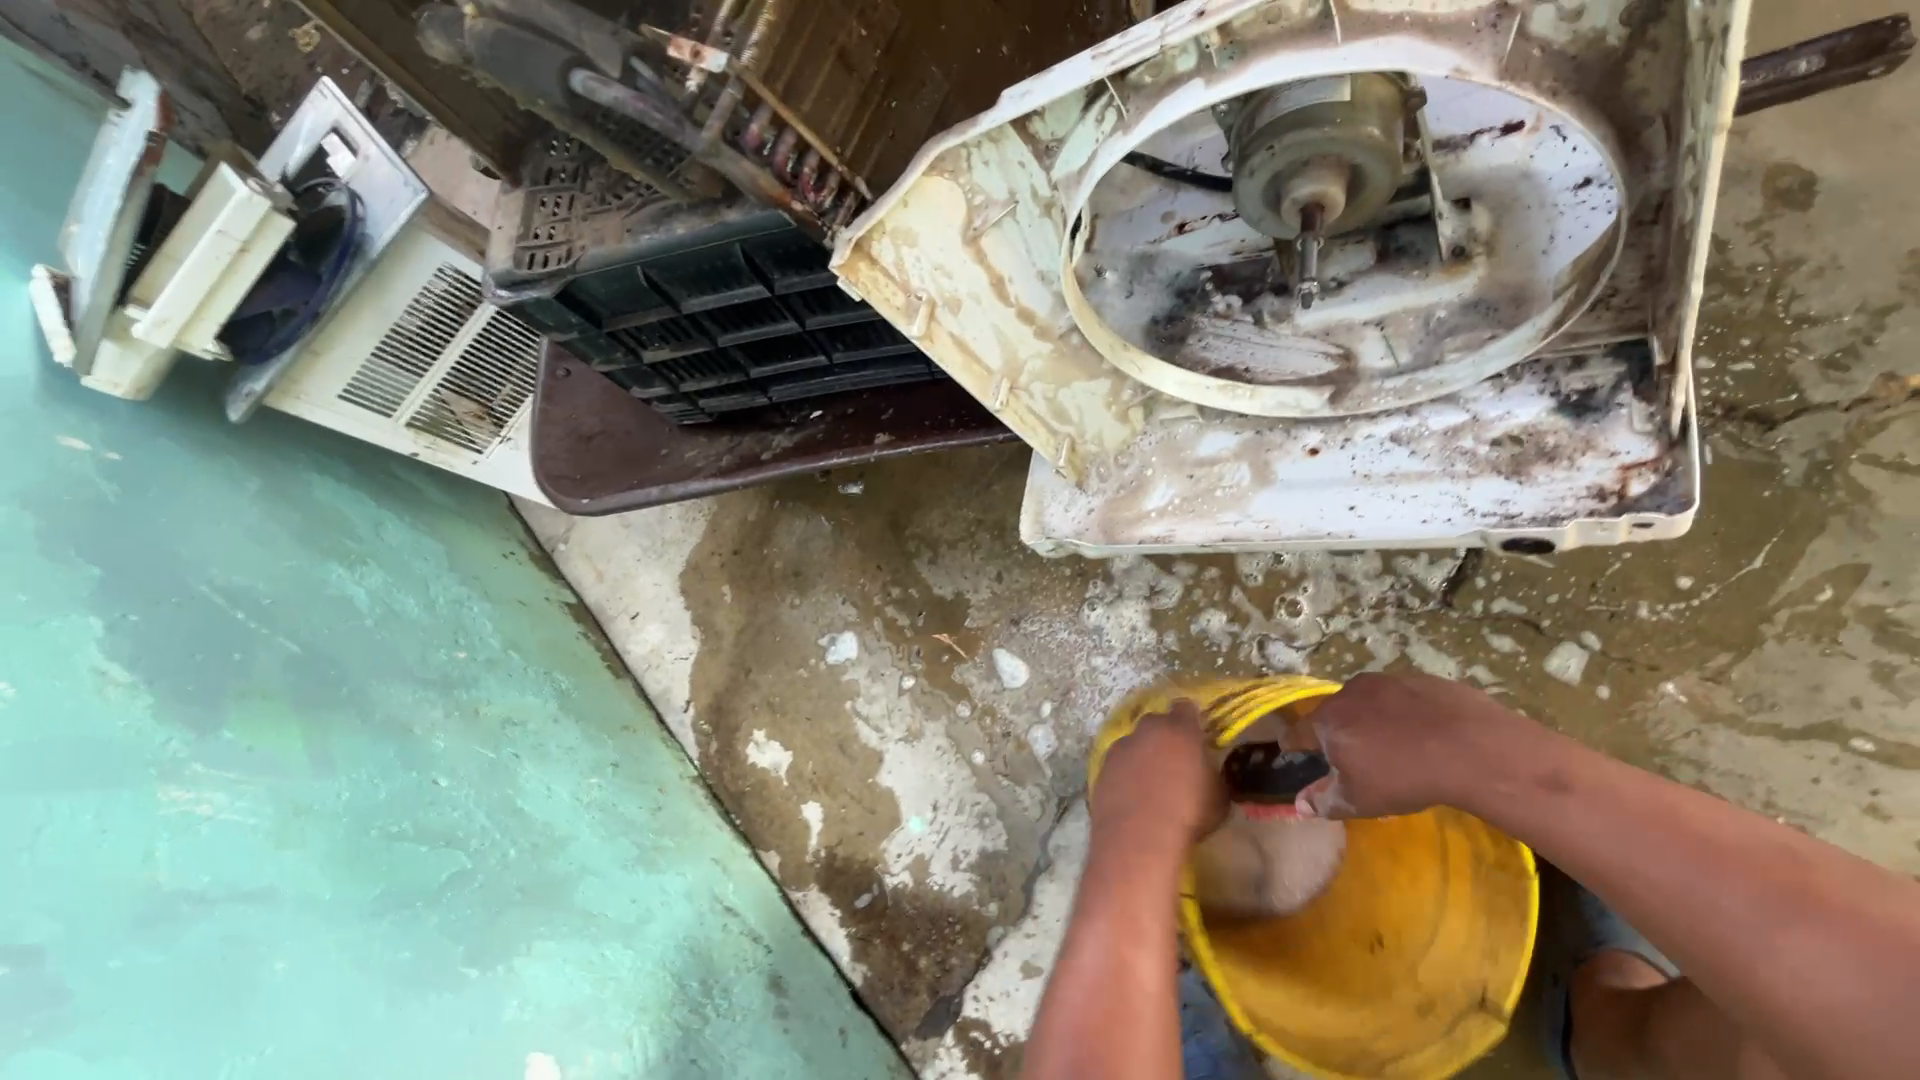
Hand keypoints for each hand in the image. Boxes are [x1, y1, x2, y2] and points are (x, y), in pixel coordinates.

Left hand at [1092, 699, 1227, 856]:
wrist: (1139, 834)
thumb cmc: (1188, 812)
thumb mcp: (1218, 796)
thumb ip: (1212, 774)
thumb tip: (1207, 773)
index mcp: (1179, 729)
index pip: (1185, 707)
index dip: (1190, 718)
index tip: (1194, 733)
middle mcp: (1147, 730)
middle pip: (1156, 723)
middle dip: (1164, 736)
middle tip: (1173, 759)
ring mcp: (1120, 747)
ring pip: (1134, 743)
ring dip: (1141, 755)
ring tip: (1150, 782)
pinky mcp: (1102, 767)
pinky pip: (1118, 764)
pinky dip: (1124, 773)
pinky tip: (1131, 794)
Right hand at [1293, 673, 1535, 818]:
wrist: (1473, 748)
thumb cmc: (1404, 776)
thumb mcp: (1360, 799)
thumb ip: (1325, 800)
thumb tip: (1299, 804)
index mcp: (1327, 720)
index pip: (1297, 732)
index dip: (1295, 747)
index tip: (1298, 756)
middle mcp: (1349, 692)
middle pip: (1334, 714)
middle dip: (1339, 733)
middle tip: (1357, 758)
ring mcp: (1387, 681)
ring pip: (1369, 702)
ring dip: (1374, 720)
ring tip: (1396, 745)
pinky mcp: (1423, 679)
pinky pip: (1404, 698)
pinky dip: (1407, 713)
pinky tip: (1428, 734)